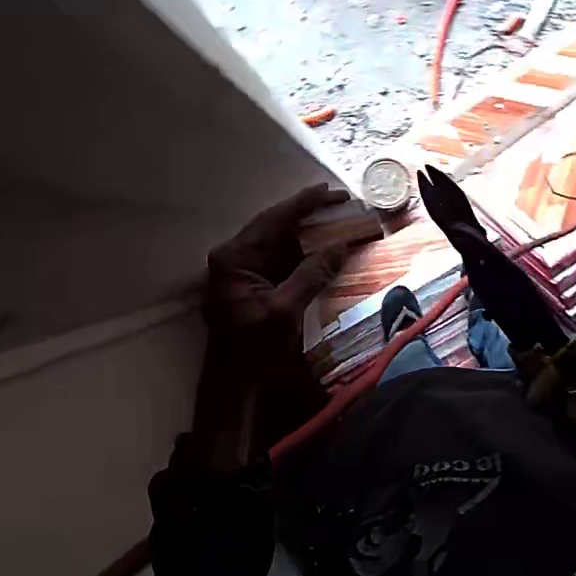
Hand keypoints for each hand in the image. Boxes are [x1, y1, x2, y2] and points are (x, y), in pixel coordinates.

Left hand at [184, 184, 354, 473]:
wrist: (235, 384)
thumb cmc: (253, 349)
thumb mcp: (284, 310)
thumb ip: (311, 274)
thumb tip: (340, 246)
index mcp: (234, 258)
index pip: (273, 220)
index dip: (303, 204)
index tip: (329, 191)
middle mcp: (235, 258)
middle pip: (276, 227)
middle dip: (310, 216)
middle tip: (341, 203)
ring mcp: (244, 271)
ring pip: (281, 242)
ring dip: (309, 233)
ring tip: (338, 220)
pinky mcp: (256, 285)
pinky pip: (282, 260)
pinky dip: (305, 254)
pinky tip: (326, 247)